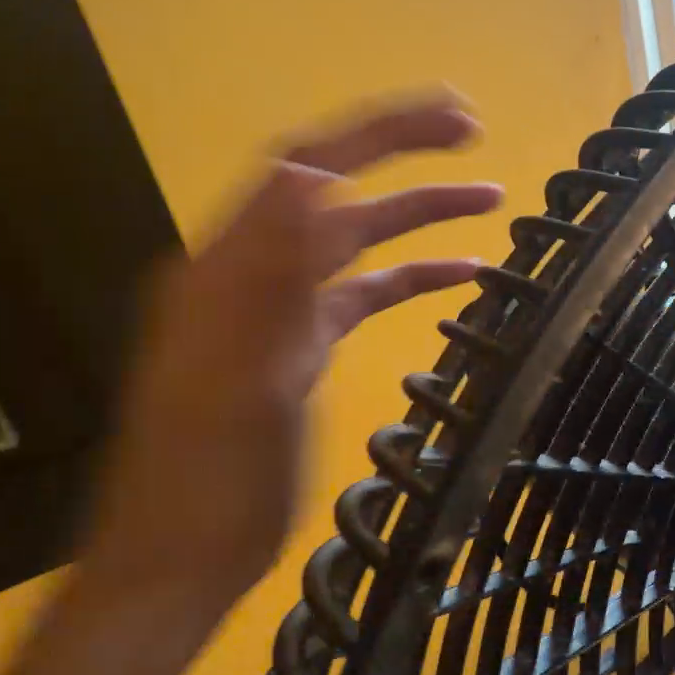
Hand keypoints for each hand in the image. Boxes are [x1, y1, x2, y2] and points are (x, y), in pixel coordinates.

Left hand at [79, 91, 503, 600]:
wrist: (184, 557)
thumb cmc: (214, 475)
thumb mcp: (244, 373)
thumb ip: (277, 274)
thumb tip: (318, 178)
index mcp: (230, 269)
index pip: (306, 168)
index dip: (381, 132)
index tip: (457, 117)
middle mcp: (252, 274)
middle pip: (336, 191)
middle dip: (406, 156)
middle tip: (478, 135)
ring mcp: (281, 312)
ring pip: (358, 241)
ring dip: (421, 213)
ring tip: (491, 198)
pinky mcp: (305, 347)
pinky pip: (367, 293)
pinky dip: (416, 276)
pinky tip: (467, 276)